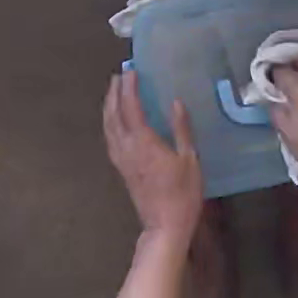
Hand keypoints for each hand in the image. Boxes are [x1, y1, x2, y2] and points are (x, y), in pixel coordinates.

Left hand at [103, 72, 202, 241]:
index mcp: (143, 141)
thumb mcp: (190, 159)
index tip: (131, 71)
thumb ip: (181, 129)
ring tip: (112, 91)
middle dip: (114, 92)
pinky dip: (108, 122)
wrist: (164, 225)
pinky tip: (112, 120)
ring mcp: (120, 157)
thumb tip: (176, 102)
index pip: (131, 106)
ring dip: (108, 105)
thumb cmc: (182, 193)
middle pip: (114, 113)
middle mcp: (126, 146)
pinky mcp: (120, 167)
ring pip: (108, 125)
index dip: (130, 87)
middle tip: (118, 76)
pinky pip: (109, 137)